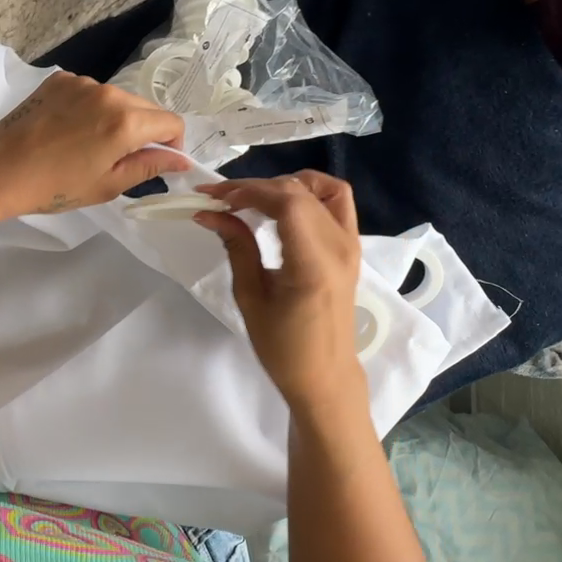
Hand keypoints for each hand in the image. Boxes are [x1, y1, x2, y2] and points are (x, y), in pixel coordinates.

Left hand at [0, 72, 186, 222]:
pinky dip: (90, 108)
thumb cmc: (54, 186)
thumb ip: (149, 167)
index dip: (173, 144)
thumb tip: (180, 159)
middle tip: (122, 159)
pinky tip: (69, 130)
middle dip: (145, 131)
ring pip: (117, 98)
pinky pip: (90, 91)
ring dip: (117, 118)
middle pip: (145, 107)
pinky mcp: (58, 80)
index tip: (158, 162)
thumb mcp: (107, 184)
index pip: (171, 122)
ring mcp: (81, 82)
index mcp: (125, 121)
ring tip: (90, 145)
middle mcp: (108, 93)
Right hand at [193, 172, 365, 410]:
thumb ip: (237, 246)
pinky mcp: (351, 246)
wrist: (325, 376)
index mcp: (314, 264)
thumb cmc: (283, 347)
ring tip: (253, 201)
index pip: (287, 202)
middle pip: (298, 190)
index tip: (215, 198)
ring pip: (319, 188)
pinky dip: (308, 190)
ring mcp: (350, 244)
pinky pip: (336, 200)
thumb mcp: (251, 297)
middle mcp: (339, 247)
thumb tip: (210, 212)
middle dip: (255, 187)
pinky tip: (283, 204)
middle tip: (221, 201)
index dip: (249, 190)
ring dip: (282, 185)